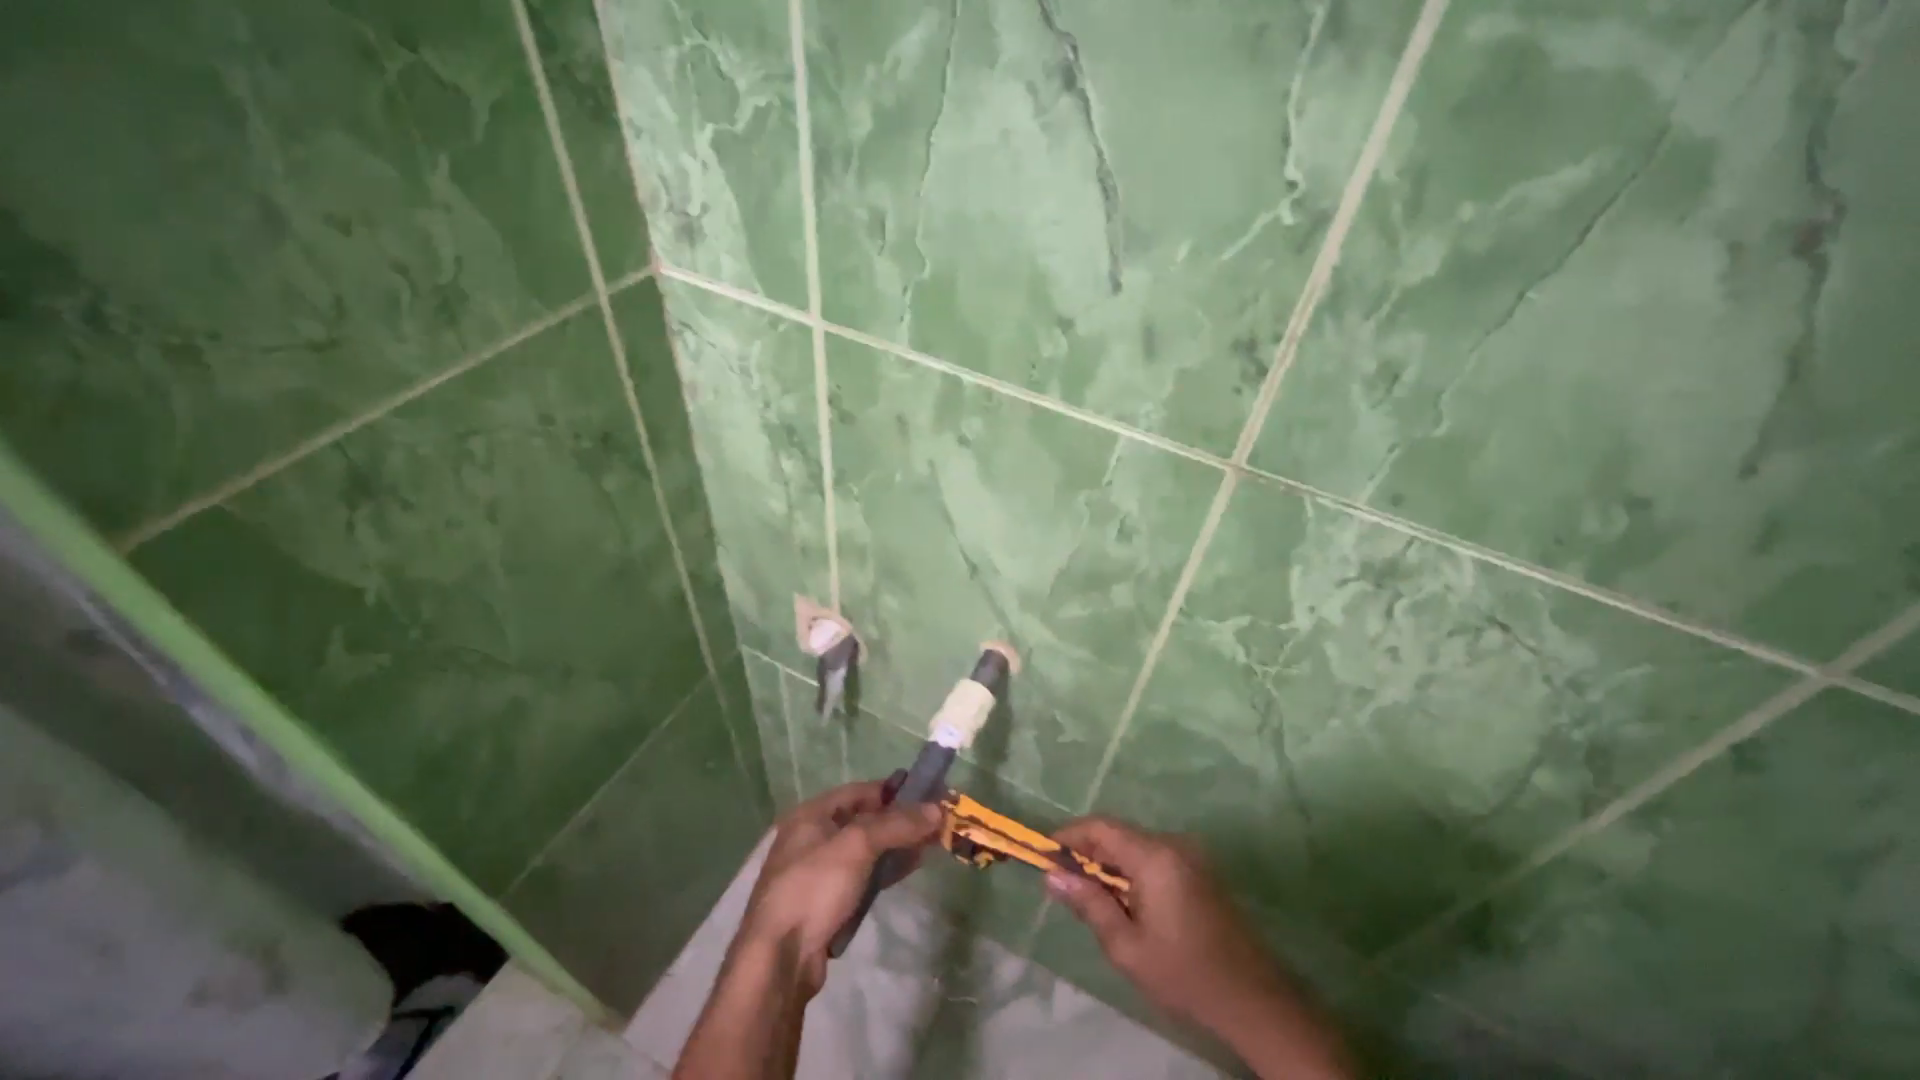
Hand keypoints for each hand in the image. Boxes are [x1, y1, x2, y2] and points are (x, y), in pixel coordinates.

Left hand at [736, 781, 942, 994]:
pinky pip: (862, 876)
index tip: (928, 795)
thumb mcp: (857, 845)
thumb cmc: (814, 887)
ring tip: (931, 846)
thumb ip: (897, 824)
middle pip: (864, 820)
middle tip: (936, 824)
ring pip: (865, 850)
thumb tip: (938, 809)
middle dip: (900, 821)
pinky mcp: (827, 902)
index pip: (859, 791)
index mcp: (810, 815)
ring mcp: (819, 873)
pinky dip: (884, 871)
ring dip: (896, 846)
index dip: (893, 791)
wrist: (780, 956)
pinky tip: (908, 870)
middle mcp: (812, 838)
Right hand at [1045, 817, 1285, 1030]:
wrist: (1252, 999)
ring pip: (1135, 846)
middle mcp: (1174, 845)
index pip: (1100, 827)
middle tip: (1060, 882)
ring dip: (1108, 863)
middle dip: (1086, 851)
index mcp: (1155, 857)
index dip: (1068, 836)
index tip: (1042, 856)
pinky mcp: (1200, 872)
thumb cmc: (1184, 974)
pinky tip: (1122, 902)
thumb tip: (1052, 875)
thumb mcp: (1126, 946)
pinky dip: (1130, 871)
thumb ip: (1089, 904)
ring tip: (1087, 897)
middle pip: (1118, 833)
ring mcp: (1191, 857)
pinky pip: (1154, 858)